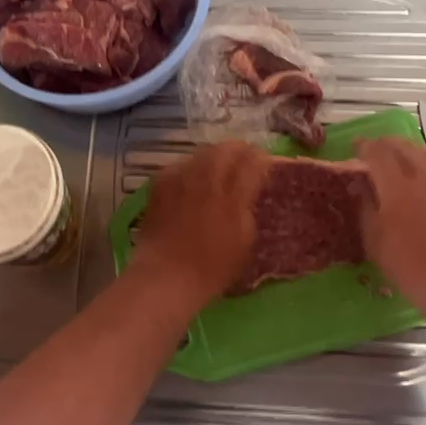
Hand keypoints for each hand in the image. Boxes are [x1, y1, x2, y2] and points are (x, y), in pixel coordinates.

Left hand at [133, 141, 271, 304]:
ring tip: (219, 166)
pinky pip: (181, 164)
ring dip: (216, 156)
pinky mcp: (161, 183)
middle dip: (240, 150)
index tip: (264, 163)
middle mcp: (207, 179)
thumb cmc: (212, 269)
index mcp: (232, 196)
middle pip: (227, 149)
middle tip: (244, 158)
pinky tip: (192, 178)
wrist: (166, 275)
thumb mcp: (245, 241)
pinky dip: (191, 167)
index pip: (252, 162)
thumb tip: (247, 193)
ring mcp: (181, 178)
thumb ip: (247, 209)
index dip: (261, 159)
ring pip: (203, 152)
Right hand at [357, 137, 425, 307]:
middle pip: (404, 146)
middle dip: (387, 144)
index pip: (377, 153)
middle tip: (377, 150)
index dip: (364, 146)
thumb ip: (365, 208)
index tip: (356, 147)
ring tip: (404, 159)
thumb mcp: (376, 243)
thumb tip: (358, 183)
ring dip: (412, 150)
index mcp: (397, 188)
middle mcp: (425, 176)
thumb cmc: (412, 270)